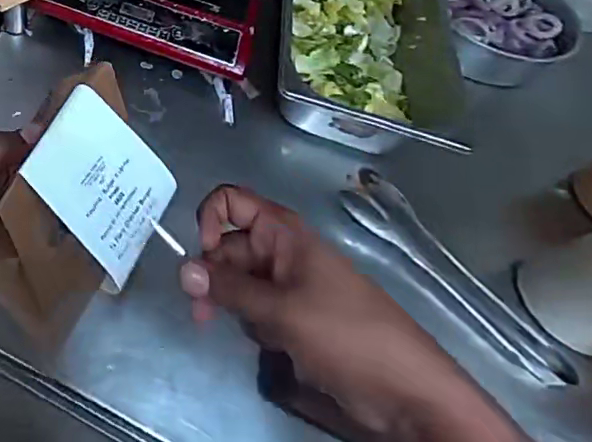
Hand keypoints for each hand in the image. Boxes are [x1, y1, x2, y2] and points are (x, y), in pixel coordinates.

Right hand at [179, 186, 520, 440]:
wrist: (410, 391)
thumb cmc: (346, 334)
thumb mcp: (280, 310)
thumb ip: (228, 289)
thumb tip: (182, 270)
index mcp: (282, 231)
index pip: (230, 201)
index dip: (209, 220)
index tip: (203, 256)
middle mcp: (283, 250)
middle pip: (229, 247)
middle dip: (215, 277)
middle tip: (201, 314)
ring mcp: (291, 283)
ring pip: (241, 281)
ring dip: (235, 306)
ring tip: (254, 335)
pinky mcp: (297, 315)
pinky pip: (259, 307)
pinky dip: (255, 324)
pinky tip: (272, 346)